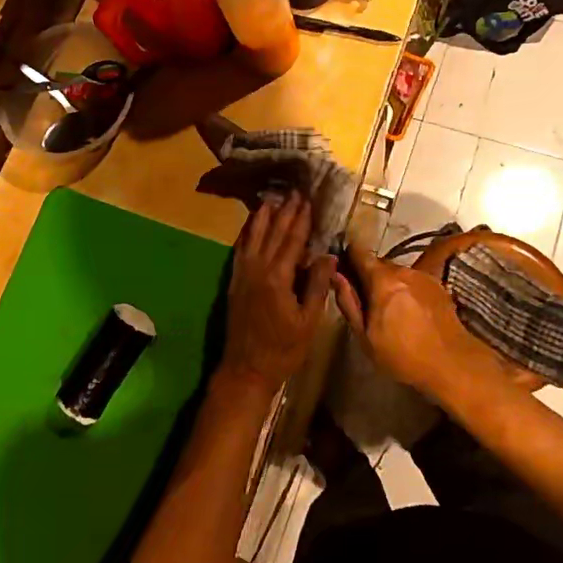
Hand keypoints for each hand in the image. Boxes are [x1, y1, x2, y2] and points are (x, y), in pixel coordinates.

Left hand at [224, 192, 335, 392]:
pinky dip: (247, 234)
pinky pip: (241, 250)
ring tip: (272, 198)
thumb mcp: (309, 321)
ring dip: (263, 217)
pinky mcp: (235, 282)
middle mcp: (258, 270)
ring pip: (253, 237)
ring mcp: (243, 274)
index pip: (292, 240)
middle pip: (273, 233)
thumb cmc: (283, 349)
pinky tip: (251, 226)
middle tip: (294, 192)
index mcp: (278, 278)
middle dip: (285, 212)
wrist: (246, 370)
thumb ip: (317, 285)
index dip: (301, 219)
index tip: (308, 200)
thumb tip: (328, 254)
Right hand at [331, 241, 507, 403]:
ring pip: (398, 274)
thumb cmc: (402, 354)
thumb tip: (336, 277)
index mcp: (382, 280)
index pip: (359, 252)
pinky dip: (407, 291)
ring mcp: (423, 276)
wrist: (450, 361)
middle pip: (379, 264)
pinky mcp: (438, 285)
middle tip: (366, 304)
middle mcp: (404, 270)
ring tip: (390, 313)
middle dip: (370, 278)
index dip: (348, 259)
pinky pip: (414, 282)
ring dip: (390, 286)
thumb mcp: (366, 336)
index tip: (344, 273)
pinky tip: (410, 314)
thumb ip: (349, 303)